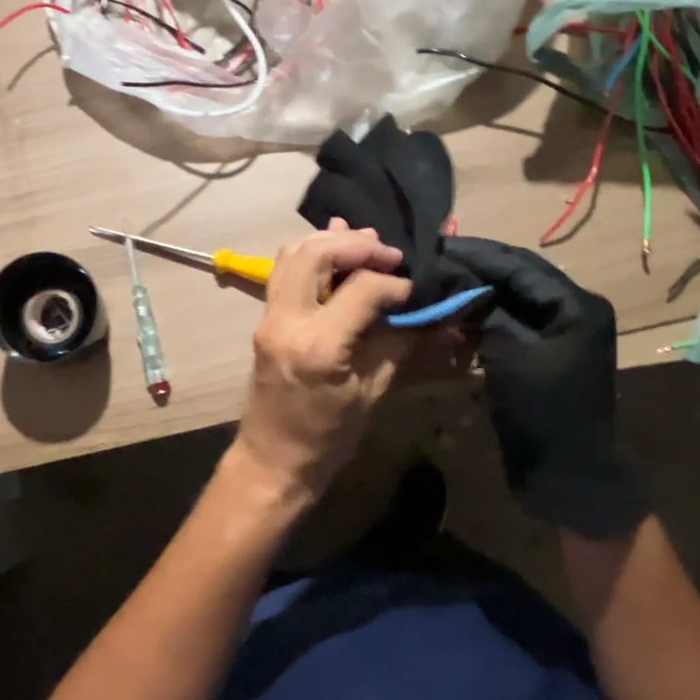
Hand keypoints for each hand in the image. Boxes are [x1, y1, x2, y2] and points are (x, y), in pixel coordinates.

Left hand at [234, 221, 414, 500]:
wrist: (274, 459)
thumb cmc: (328, 436)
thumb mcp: (371, 391)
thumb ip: (399, 343)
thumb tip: (434, 311)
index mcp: (319, 345)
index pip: (361, 288)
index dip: (394, 283)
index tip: (413, 291)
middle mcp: (287, 321)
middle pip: (317, 253)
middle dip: (358, 245)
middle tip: (390, 254)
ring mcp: (269, 317)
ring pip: (293, 252)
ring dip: (331, 241)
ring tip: (366, 246)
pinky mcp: (264, 318)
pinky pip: (284, 270)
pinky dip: (311, 254)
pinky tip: (337, 253)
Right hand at [440, 237, 645, 538]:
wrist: (569, 476)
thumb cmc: (544, 413)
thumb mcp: (511, 355)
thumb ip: (485, 311)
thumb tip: (452, 279)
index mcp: (576, 305)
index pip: (518, 264)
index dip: (474, 254)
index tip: (431, 245)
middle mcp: (572, 310)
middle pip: (516, 277)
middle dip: (473, 268)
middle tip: (428, 260)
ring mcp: (559, 335)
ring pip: (511, 300)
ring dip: (475, 291)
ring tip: (433, 282)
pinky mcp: (542, 356)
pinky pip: (509, 324)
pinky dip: (481, 317)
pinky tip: (450, 314)